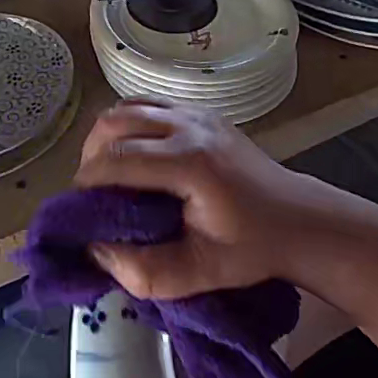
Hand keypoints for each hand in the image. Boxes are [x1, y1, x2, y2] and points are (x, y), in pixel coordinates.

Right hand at [73, 99, 322, 299]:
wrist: (298, 218)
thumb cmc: (252, 247)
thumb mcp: (202, 274)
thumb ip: (146, 271)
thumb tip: (96, 250)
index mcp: (189, 163)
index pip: (117, 159)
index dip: (87, 181)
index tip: (79, 209)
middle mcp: (188, 126)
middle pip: (114, 123)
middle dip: (91, 155)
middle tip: (92, 191)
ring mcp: (194, 112)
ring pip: (126, 107)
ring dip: (105, 137)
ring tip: (108, 171)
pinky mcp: (198, 109)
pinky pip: (146, 103)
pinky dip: (126, 123)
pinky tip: (131, 152)